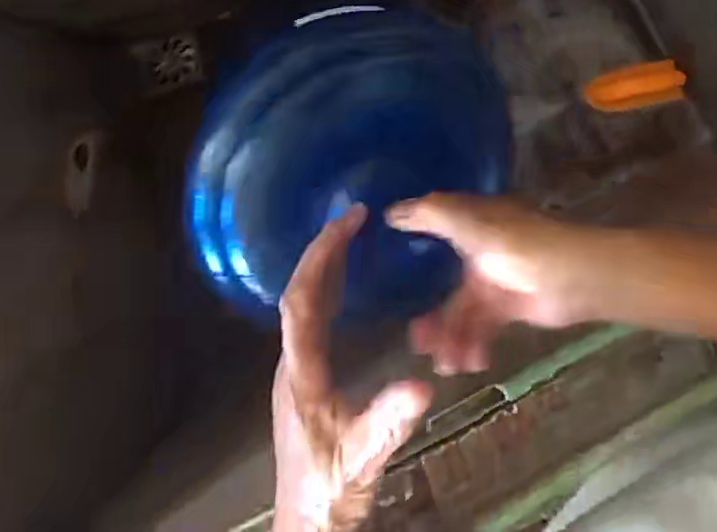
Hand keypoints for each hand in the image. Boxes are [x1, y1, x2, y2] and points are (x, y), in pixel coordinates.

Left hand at [273, 205, 431, 531]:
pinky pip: (312, 314)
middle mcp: (291, 360)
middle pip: (298, 292)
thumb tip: (424, 381)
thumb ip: (389, 420)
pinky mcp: (305, 372)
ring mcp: (295, 366)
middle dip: (323, 249)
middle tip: (354, 216)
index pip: (300, 302)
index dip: (320, 259)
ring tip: (351, 233)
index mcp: (300, 372)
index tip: (347, 225)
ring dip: (324, 263)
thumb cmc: (332, 489)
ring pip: (302, 301)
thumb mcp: (365, 457)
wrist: (309, 521)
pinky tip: (347, 278)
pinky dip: (328, 285)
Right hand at [386, 194, 593, 374]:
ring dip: (451, 338)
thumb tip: (389, 212)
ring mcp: (494, 281)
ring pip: (462, 314)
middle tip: (415, 341)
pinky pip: (482, 330)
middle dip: (431, 315)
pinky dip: (474, 346)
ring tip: (443, 363)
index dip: (411, 242)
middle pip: (445, 285)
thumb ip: (430, 216)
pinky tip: (470, 362)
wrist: (572, 277)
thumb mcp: (469, 224)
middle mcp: (479, 250)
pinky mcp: (508, 308)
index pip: (432, 229)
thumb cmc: (517, 244)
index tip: (383, 264)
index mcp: (470, 223)